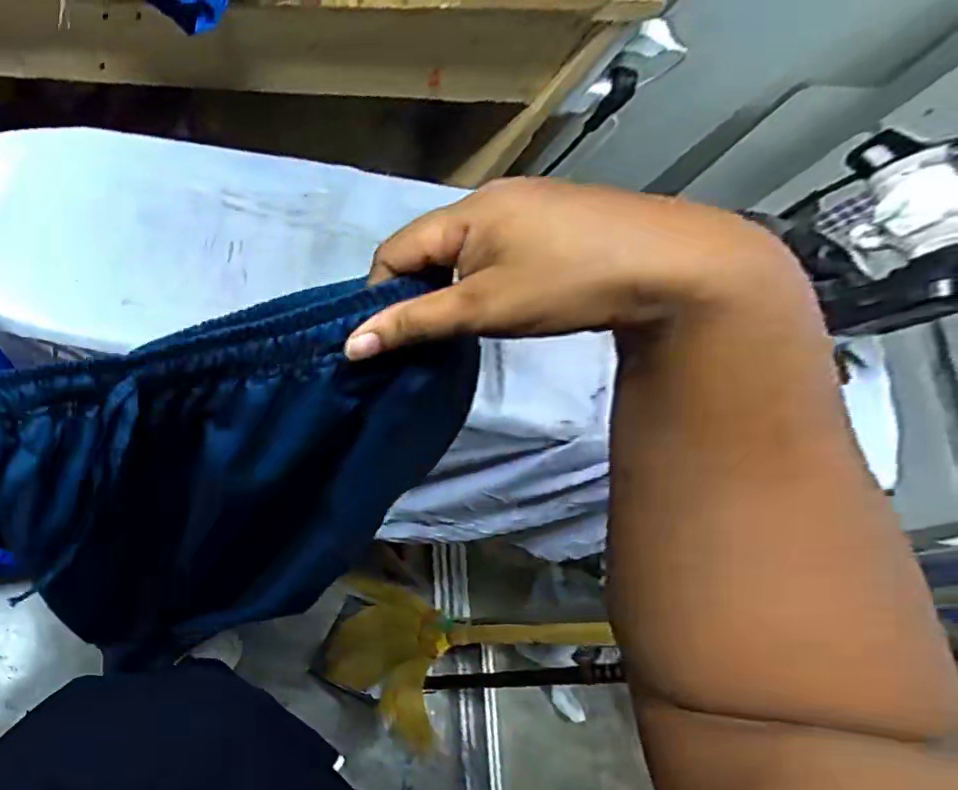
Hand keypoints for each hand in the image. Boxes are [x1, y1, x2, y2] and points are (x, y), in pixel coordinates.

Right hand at [344, 178, 813, 359]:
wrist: (685, 269)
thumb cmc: (569, 284)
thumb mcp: (478, 308)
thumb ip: (409, 324)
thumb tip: (349, 346)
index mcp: (468, 210)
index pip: (392, 252)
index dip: (381, 295)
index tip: (394, 332)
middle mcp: (490, 197)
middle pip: (421, 248)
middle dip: (412, 290)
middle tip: (426, 329)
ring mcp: (524, 204)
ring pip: (453, 249)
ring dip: (444, 285)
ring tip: (463, 317)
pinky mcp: (550, 218)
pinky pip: (486, 246)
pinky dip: (475, 275)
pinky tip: (497, 297)